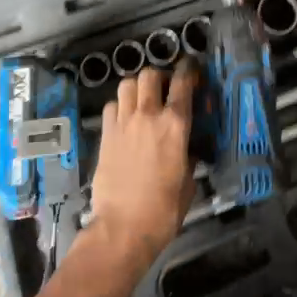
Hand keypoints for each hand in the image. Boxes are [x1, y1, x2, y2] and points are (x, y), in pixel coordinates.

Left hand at [85, 62, 198, 267]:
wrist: (123, 229)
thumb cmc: (163, 211)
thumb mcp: (188, 183)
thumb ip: (190, 158)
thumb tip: (189, 150)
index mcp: (175, 124)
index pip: (183, 82)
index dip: (188, 69)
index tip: (191, 68)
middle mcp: (149, 115)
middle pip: (150, 75)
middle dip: (159, 77)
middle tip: (164, 89)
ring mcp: (124, 123)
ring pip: (127, 83)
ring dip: (136, 87)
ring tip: (141, 99)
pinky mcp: (105, 135)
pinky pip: (111, 106)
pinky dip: (119, 106)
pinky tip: (124, 119)